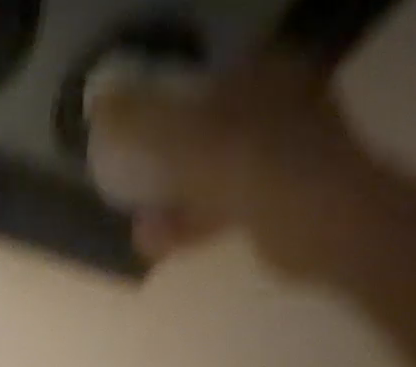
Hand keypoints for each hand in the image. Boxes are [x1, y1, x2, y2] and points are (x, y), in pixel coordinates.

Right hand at [88, 51, 384, 277]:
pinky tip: (155, 244)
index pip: (209, 77)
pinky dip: (192, 224)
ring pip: (215, 173)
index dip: (169, 101)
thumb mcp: (175, 134)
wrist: (315, 222)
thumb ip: (134, 119)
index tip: (137, 129)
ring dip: (173, 200)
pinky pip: (227, 208)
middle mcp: (285, 105)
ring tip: (138, 224)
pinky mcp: (287, 202)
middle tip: (133, 179)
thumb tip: (101, 107)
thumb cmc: (246, 163)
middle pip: (210, 128)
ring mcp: (290, 156)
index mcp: (266, 72)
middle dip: (167, 161)